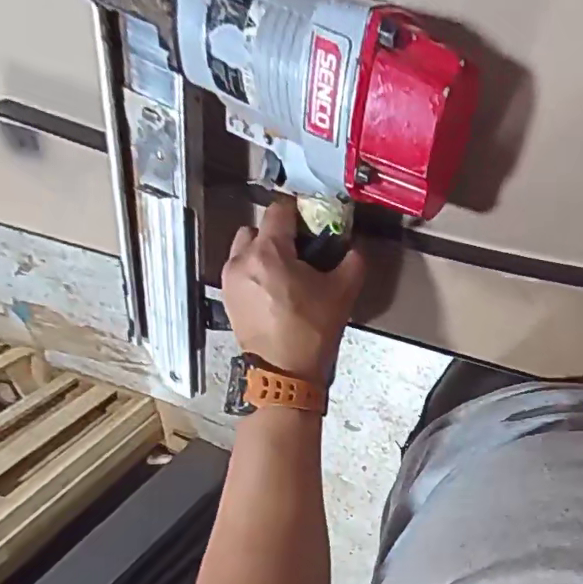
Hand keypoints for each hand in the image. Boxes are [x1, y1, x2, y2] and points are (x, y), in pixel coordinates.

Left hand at [222, 199, 366, 382]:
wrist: (284, 373)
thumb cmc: (310, 333)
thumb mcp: (342, 294)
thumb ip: (353, 262)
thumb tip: (354, 250)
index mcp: (269, 251)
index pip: (281, 209)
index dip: (300, 213)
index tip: (313, 226)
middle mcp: (242, 259)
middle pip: (259, 228)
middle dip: (279, 235)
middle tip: (300, 254)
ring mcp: (230, 280)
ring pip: (245, 249)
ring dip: (263, 253)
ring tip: (284, 274)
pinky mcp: (228, 299)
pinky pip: (239, 272)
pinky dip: (254, 274)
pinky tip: (273, 292)